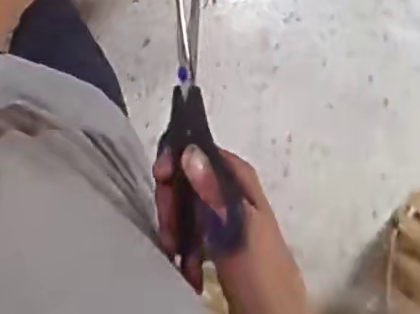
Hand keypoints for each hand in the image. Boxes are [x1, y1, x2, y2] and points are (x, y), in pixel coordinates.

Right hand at [154, 146, 306, 313]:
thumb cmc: (259, 270)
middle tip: (168, 231)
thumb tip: (190, 150)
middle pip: (186, 180)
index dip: (175, 158)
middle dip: (172, 204)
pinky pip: (188, 234)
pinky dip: (183, 250)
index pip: (200, 150)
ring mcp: (222, 217)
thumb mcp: (237, 227)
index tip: (159, 177)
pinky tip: (188, 269)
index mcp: (239, 178)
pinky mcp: (216, 242)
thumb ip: (213, 190)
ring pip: (184, 208)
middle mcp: (230, 192)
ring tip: (176, 254)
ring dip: (174, 230)